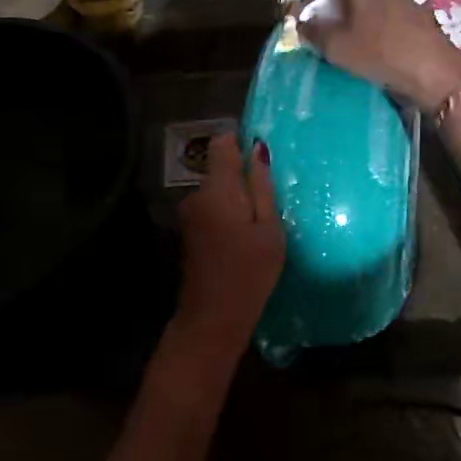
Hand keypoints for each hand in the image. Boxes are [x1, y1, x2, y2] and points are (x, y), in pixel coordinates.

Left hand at [175, 135, 284, 342]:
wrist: (213, 317)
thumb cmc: (250, 272)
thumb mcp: (268, 228)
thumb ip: (261, 186)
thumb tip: (257, 148)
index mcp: (218, 189)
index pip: (222, 144)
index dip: (240, 142)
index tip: (261, 156)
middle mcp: (196, 195)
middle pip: (220, 170)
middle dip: (243, 179)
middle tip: (271, 204)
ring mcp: (189, 214)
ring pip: (217, 192)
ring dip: (236, 201)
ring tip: (261, 225)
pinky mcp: (189, 232)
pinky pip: (211, 210)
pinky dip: (227, 216)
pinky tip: (244, 239)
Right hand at [295, 0, 460, 111]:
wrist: (431, 69)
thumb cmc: (378, 51)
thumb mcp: (335, 45)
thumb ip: (312, 30)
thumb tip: (301, 21)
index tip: (301, 21)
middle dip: (323, 3)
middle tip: (316, 29)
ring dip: (343, 11)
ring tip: (337, 37)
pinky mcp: (407, 5)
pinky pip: (375, 5)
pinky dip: (362, 17)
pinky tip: (362, 40)